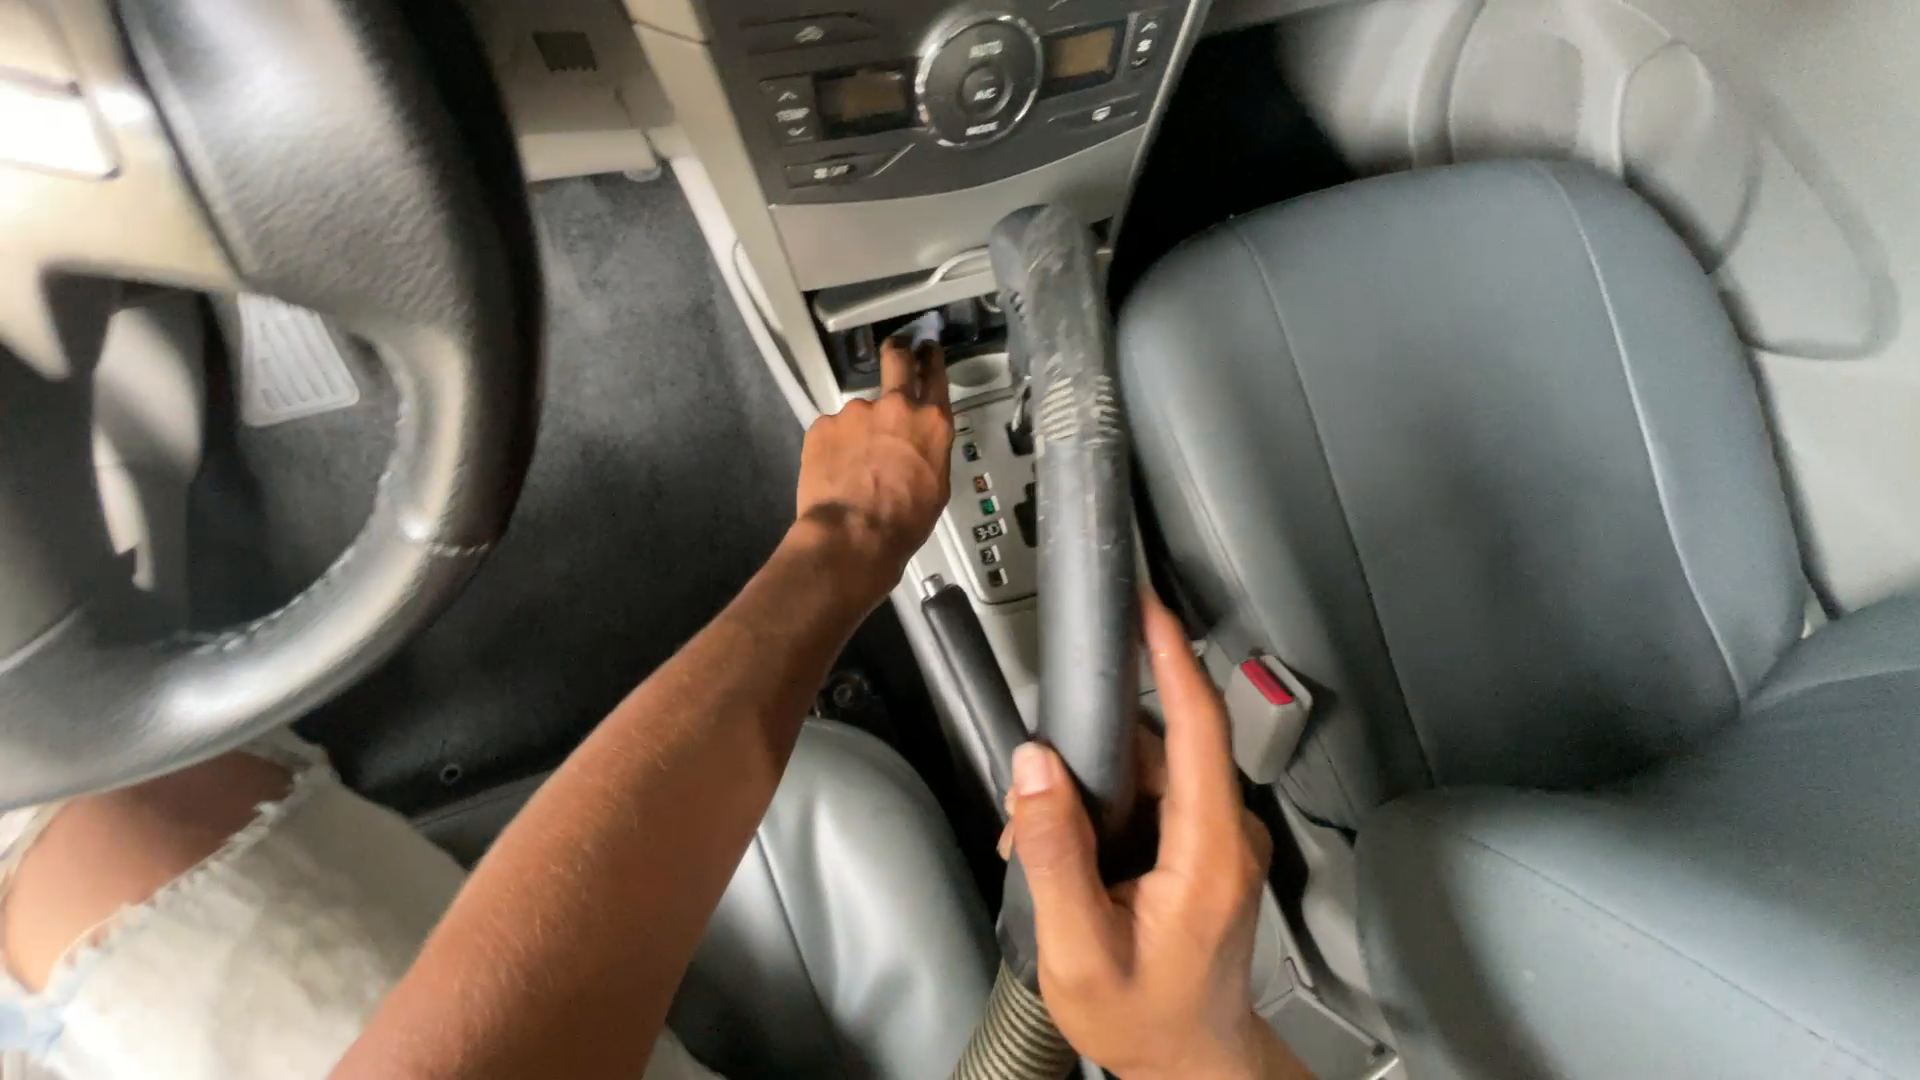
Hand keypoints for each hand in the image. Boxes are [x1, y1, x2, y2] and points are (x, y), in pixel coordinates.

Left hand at [792, 337, 952, 598]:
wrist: (853, 535)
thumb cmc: (903, 521)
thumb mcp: (937, 487)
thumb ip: (929, 452)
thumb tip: (918, 448)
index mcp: (931, 423)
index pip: (935, 375)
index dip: (932, 359)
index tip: (928, 350)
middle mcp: (895, 408)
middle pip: (897, 359)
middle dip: (899, 351)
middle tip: (897, 351)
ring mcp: (855, 413)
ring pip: (859, 413)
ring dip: (859, 431)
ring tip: (854, 466)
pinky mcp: (822, 426)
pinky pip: (831, 431)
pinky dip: (834, 447)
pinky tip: (835, 472)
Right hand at [1004, 591, 1313, 1079]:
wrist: (1194, 1064)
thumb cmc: (1146, 1021)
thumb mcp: (1080, 952)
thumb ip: (1053, 854)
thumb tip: (1034, 766)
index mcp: (1209, 852)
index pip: (1199, 727)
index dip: (1172, 658)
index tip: (1146, 609)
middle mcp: (1226, 834)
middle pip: (1163, 742)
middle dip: (1095, 745)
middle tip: (1039, 780)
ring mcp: (1218, 839)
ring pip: (1152, 769)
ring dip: (1093, 785)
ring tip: (1040, 833)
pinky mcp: (1202, 846)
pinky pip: (1153, 795)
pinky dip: (1107, 805)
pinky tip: (1070, 845)